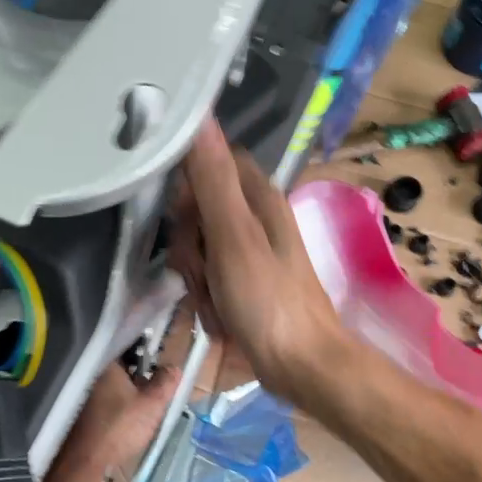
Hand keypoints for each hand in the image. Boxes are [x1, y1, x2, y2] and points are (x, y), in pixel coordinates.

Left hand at [52, 361, 182, 479]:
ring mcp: (84, 393)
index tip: (161, 361)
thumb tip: (173, 368)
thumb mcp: (152, 404)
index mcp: (107, 364)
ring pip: (114, 385)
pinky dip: (118, 404)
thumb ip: (166, 382)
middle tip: (158, 387)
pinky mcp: (81, 411)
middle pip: (122, 367)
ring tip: (146, 405)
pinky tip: (128, 418)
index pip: (129, 346)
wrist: (87, 460)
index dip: (147, 351)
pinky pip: (105, 400)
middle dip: (140, 375)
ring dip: (129, 391)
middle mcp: (92, 373)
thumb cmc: (120, 427)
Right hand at [169, 117, 346, 403]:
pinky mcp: (244, 289)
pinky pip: (208, 285)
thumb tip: (198, 115)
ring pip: (198, 253)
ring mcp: (249, 258)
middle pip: (197, 214)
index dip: (187, 189)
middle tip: (203, 273)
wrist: (301, 366)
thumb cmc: (269, 302)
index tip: (181, 218)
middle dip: (189, 249)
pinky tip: (221, 321)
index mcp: (259, 199)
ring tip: (216, 304)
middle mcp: (255, 221)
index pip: (210, 165)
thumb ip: (212, 180)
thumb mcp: (233, 238)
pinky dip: (208, 304)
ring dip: (197, 283)